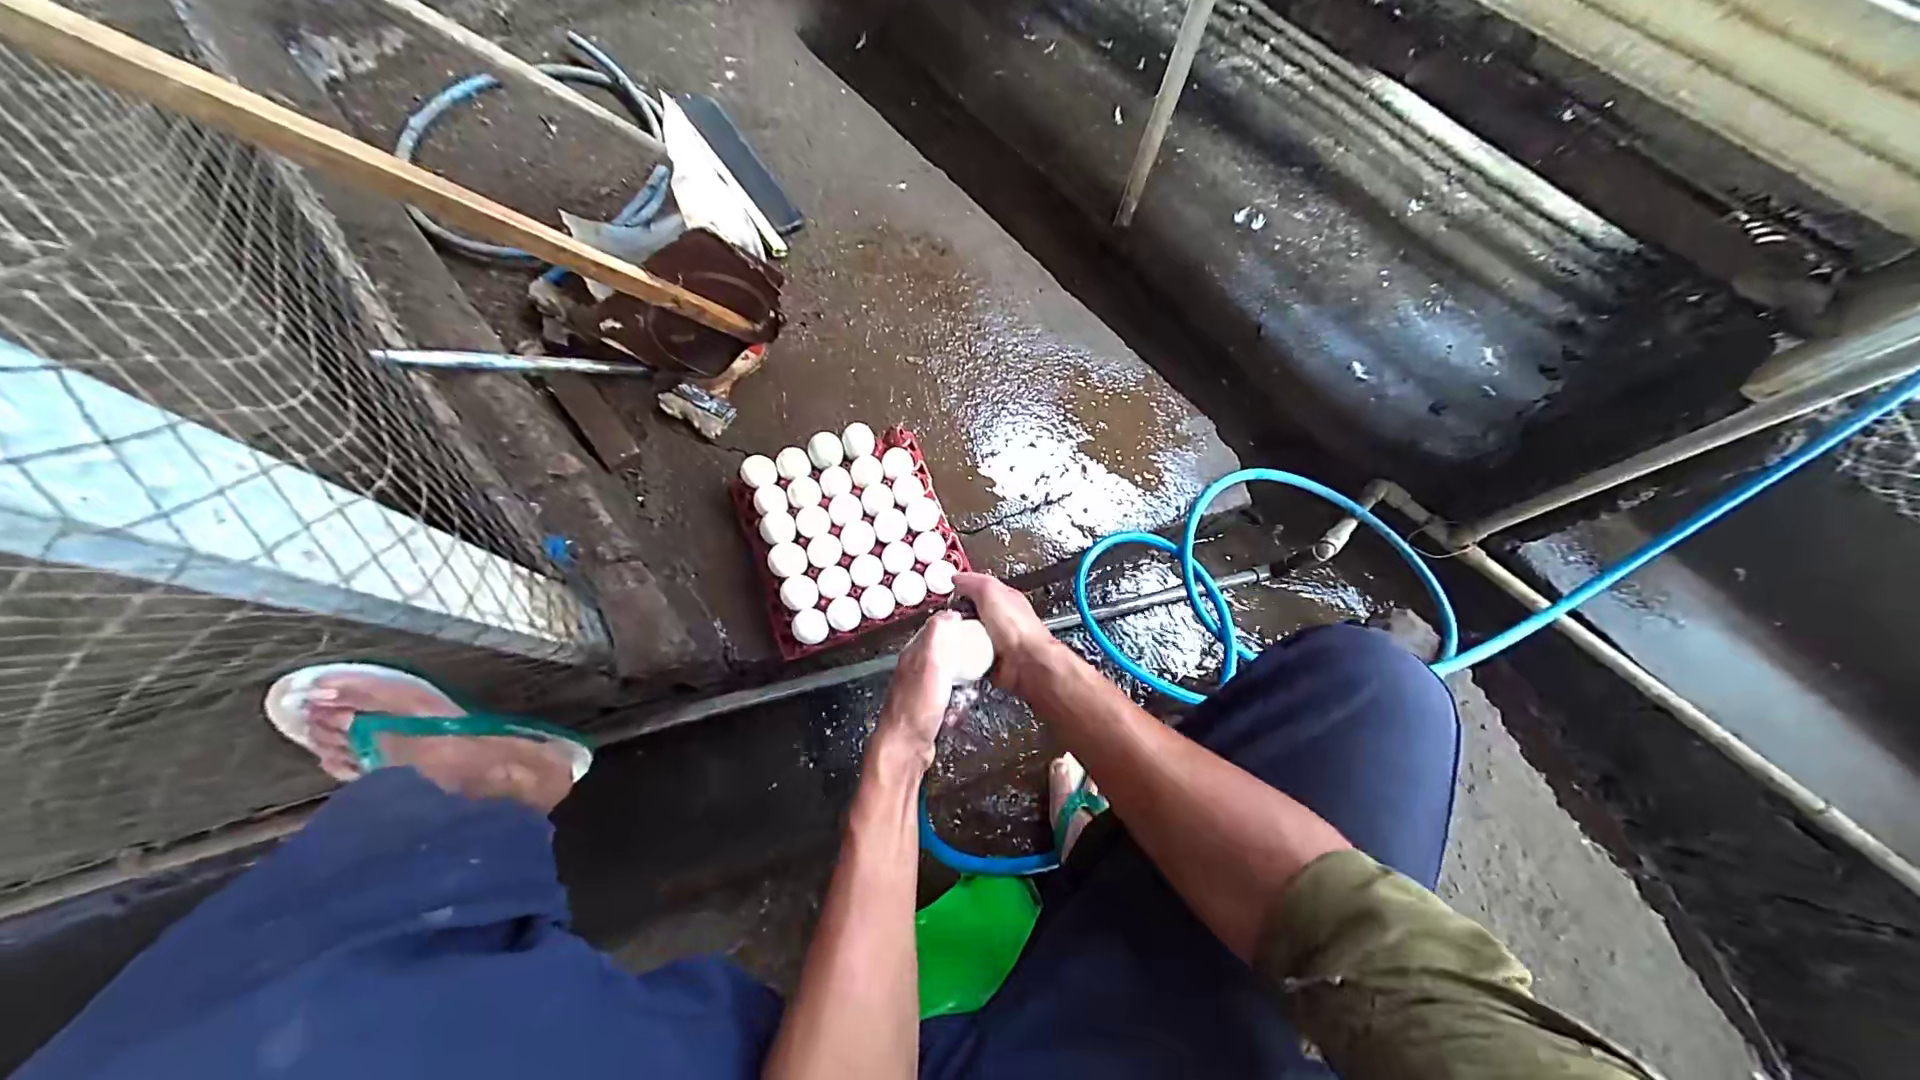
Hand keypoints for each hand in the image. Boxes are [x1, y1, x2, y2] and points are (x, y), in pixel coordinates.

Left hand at [870, 611, 968, 773]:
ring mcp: (920, 688)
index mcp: (914, 652)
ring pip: (948, 674)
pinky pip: (948, 696)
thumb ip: (939, 635)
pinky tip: (958, 710)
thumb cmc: (917, 708)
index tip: (977, 629)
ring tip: (968, 690)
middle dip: (964, 656)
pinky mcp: (926, 707)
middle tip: (977, 662)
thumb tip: (949, 613)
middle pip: (945, 650)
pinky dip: (957, 701)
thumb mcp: (932, 662)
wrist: (905, 748)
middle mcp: (914, 668)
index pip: (937, 626)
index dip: (958, 625)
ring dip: (962, 682)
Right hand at [951, 573, 1053, 692]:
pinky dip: (963, 655)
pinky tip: (961, 652)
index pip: (981, 588)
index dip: (964, 587)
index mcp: (1006, 599)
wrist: (1026, 663)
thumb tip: (958, 579)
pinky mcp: (990, 661)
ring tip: (954, 635)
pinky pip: (969, 656)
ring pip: (969, 635)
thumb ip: (973, 583)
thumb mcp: (990, 592)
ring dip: (960, 636)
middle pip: (972, 614)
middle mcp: (1003, 620)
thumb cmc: (1018, 628)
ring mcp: (997, 642)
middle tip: (948, 616)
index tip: (949, 590)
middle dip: (958, 615)